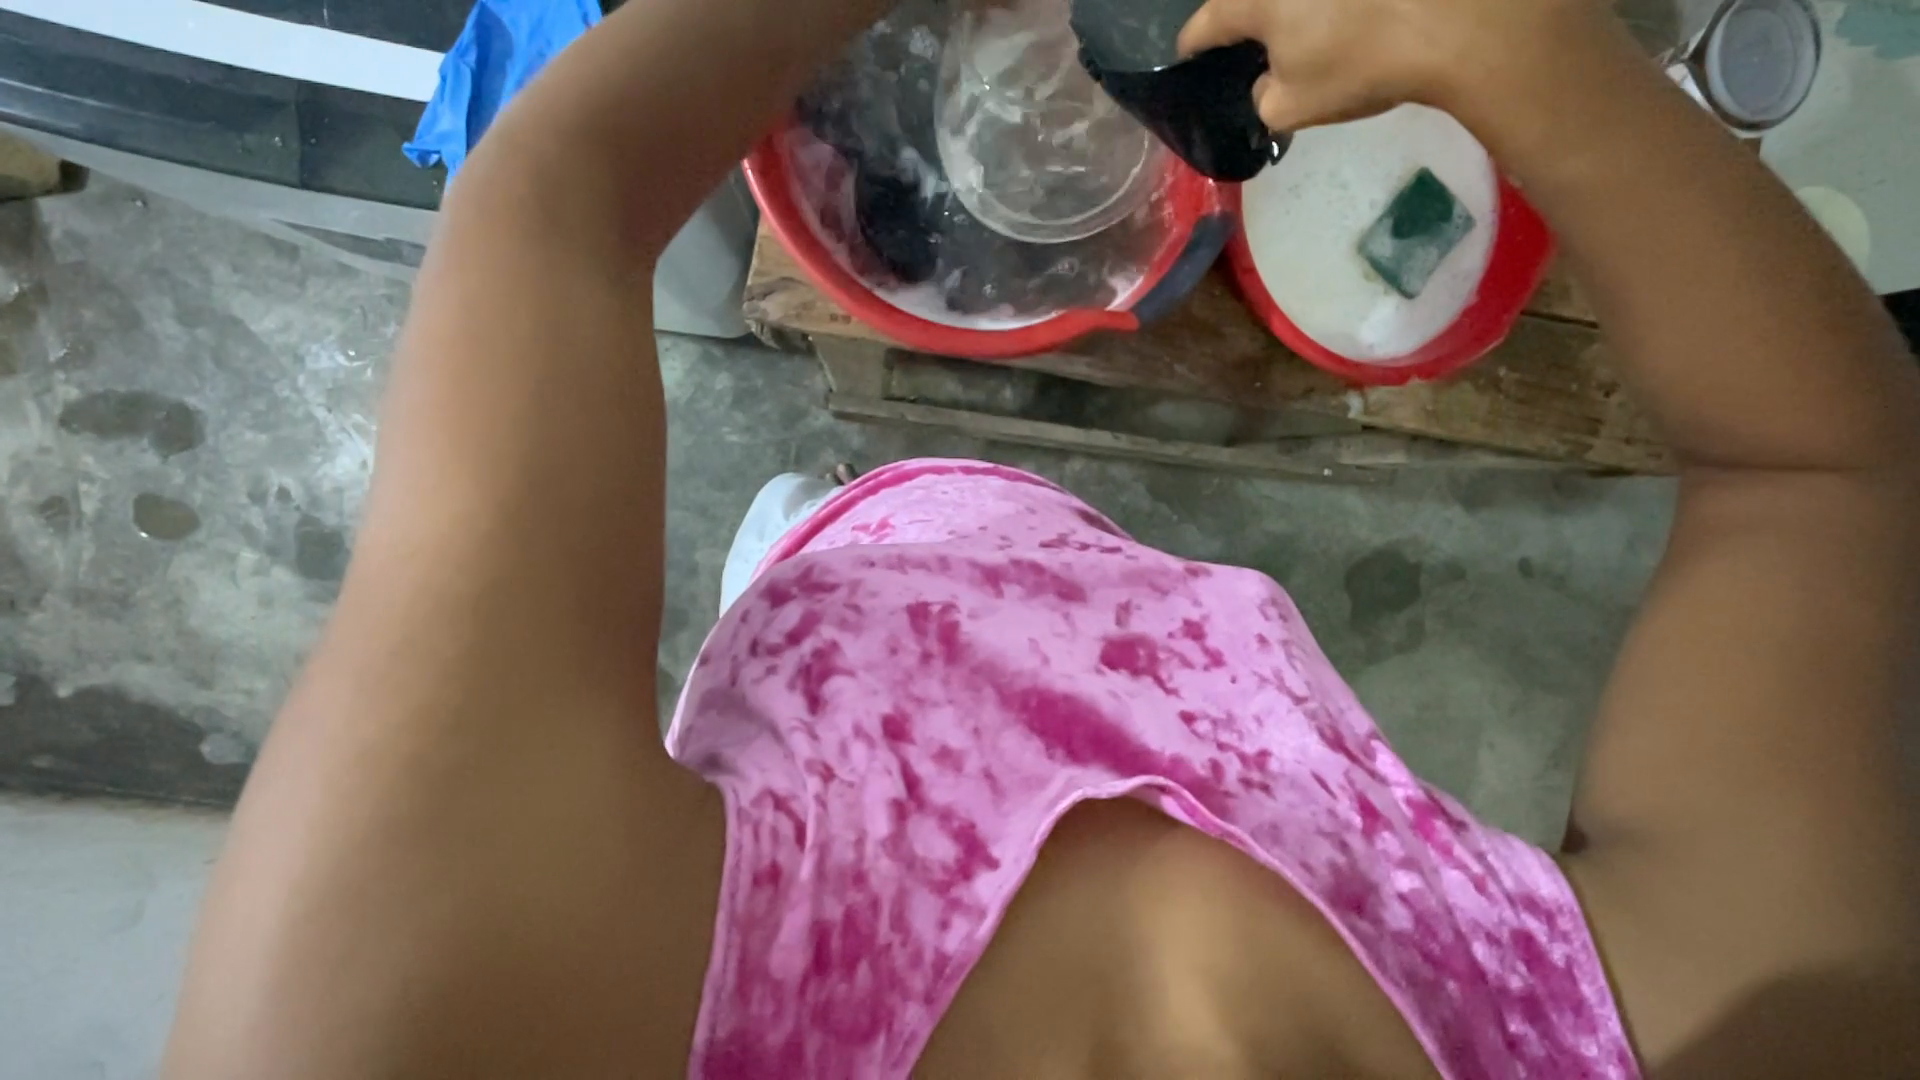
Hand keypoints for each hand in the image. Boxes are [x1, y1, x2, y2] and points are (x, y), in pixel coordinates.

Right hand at [1177, 0, 1614, 130]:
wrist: (1462, 16)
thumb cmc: (1362, 65)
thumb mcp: (1293, 108)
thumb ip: (1262, 100)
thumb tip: (1266, 83)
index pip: (1205, 24)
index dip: (1193, 46)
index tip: (1190, 57)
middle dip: (1246, 18)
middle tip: (1254, 45)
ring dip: (1293, 11)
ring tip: (1308, 30)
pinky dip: (1334, 7)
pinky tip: (1350, 17)